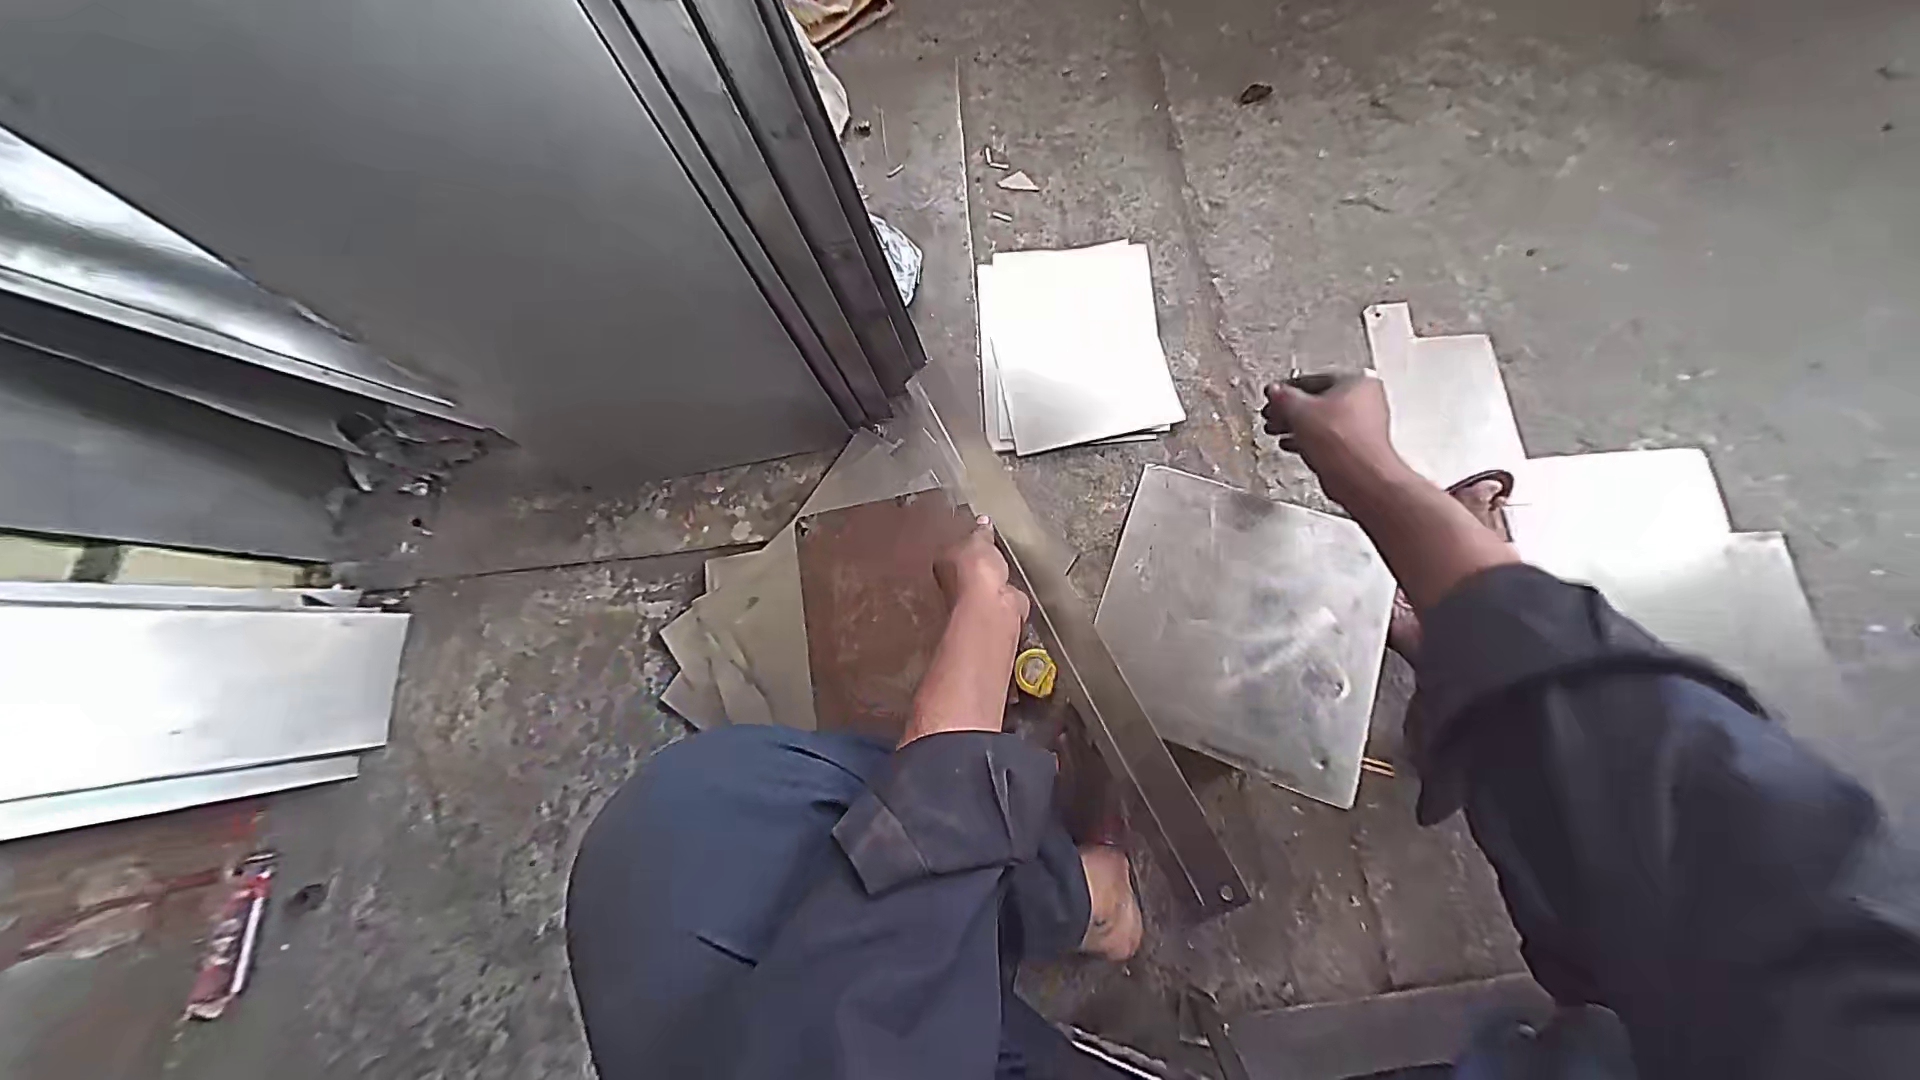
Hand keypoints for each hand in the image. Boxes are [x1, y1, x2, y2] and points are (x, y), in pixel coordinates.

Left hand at [934, 516, 1029, 622]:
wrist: (991, 604)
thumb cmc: (975, 570)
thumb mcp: (979, 540)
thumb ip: (981, 531)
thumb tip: (983, 522)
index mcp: (943, 561)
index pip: (952, 546)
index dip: (965, 539)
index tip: (977, 531)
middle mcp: (953, 582)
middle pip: (966, 565)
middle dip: (978, 559)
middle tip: (992, 547)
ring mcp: (973, 597)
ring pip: (983, 581)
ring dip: (992, 576)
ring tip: (1004, 564)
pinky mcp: (992, 608)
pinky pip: (1000, 593)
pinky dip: (1006, 589)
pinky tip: (1011, 583)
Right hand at [1261, 371, 1412, 508]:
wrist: (1359, 476)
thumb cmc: (1341, 442)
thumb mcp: (1299, 411)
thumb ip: (1283, 398)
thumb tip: (1274, 391)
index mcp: (1357, 382)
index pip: (1313, 379)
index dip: (1287, 388)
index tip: (1273, 395)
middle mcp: (1365, 400)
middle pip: (1318, 400)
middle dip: (1290, 409)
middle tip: (1273, 414)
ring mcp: (1363, 424)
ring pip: (1322, 420)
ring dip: (1297, 425)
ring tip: (1277, 430)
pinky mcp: (1355, 446)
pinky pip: (1327, 437)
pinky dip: (1308, 439)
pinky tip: (1294, 445)